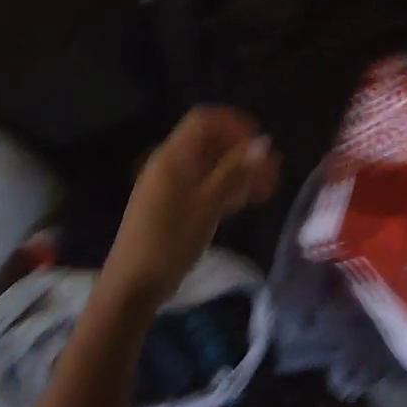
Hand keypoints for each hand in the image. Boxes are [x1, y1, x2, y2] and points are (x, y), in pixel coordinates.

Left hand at [99, 106, 280, 312]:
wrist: (133, 286)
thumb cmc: (170, 240)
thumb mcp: (208, 203)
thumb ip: (236, 170)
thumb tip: (263, 142)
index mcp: (174, 156)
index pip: (204, 120)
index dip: (234, 124)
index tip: (260, 142)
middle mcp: (171, 164)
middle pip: (211, 143)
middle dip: (243, 152)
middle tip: (273, 171)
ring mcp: (171, 187)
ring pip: (211, 167)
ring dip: (239, 172)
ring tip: (267, 190)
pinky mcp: (174, 207)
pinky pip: (205, 186)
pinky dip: (226, 189)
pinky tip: (245, 204)